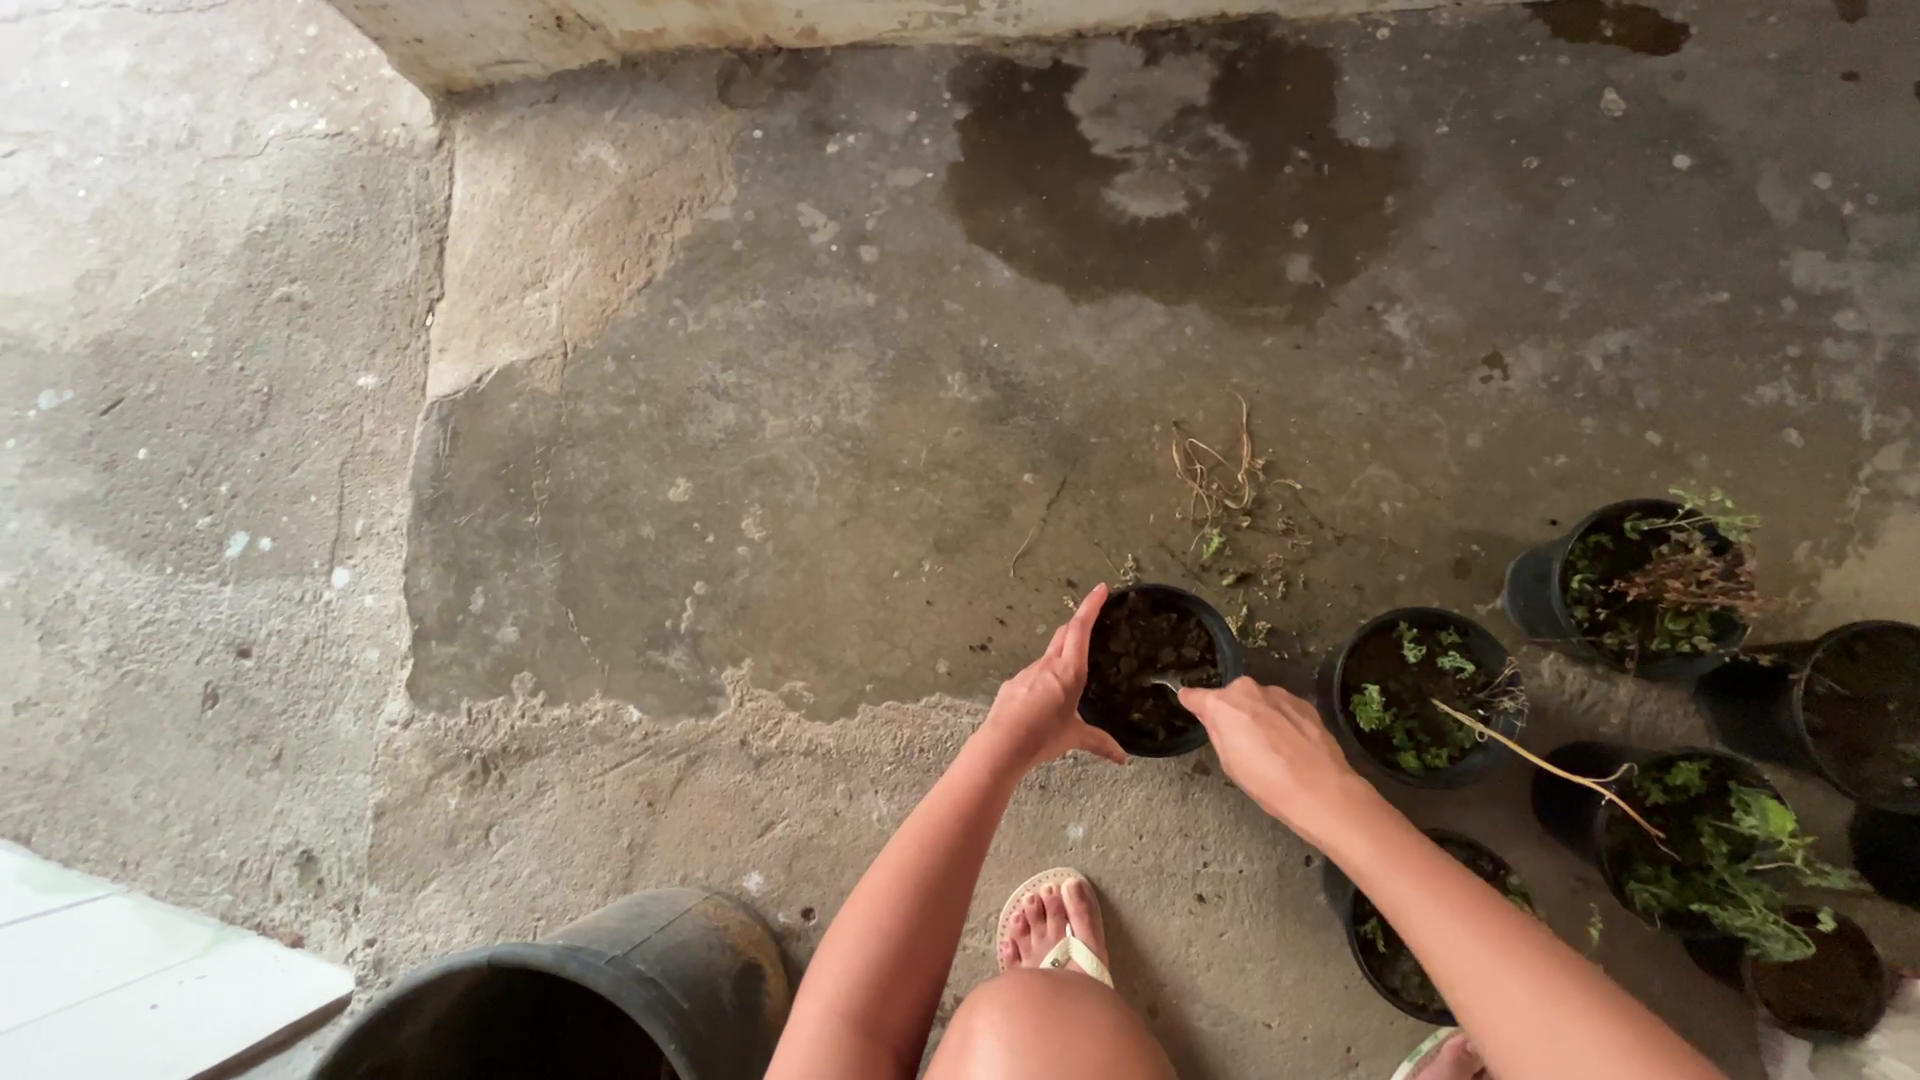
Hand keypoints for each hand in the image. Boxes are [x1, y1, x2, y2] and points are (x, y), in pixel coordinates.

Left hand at [980, 584, 1127, 770]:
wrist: (1002, 745)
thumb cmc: (1042, 737)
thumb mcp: (1074, 738)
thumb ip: (1100, 742)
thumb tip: (1122, 758)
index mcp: (1068, 672)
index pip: (1080, 629)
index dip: (1091, 606)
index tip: (1100, 589)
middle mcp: (1047, 666)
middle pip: (1064, 634)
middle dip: (1078, 623)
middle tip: (1092, 620)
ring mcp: (1027, 673)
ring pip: (1048, 655)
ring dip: (1060, 655)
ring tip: (1071, 671)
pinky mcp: (1013, 684)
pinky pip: (1033, 675)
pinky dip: (1043, 678)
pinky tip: (1045, 698)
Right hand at [1178, 677, 1390, 849]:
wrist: (1320, 789)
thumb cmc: (1265, 781)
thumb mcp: (1228, 761)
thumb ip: (1216, 731)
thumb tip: (1210, 715)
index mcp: (1222, 704)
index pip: (1194, 696)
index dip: (1192, 704)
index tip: (1192, 708)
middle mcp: (1247, 690)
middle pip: (1230, 697)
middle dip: (1232, 712)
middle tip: (1241, 740)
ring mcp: (1278, 693)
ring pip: (1258, 700)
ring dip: (1258, 714)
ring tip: (1272, 745)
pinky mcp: (1303, 702)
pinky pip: (1282, 707)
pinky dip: (1281, 719)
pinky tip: (1291, 744)